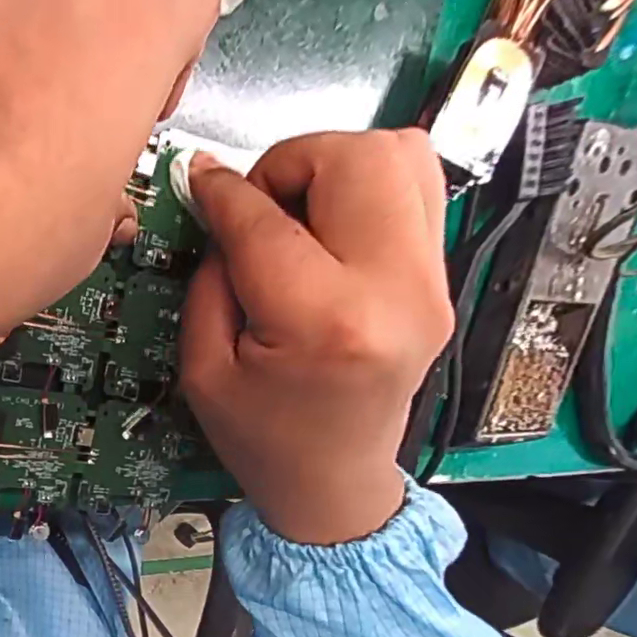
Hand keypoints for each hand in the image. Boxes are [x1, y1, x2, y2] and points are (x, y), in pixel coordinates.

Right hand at [176, 131, 449, 544]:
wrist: (333, 480)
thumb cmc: (257, 436)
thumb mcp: (201, 369)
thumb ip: (210, 283)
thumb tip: (221, 213)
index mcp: (323, 323)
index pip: (267, 224)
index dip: (223, 193)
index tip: (197, 179)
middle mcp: (394, 289)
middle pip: (357, 159)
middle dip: (290, 163)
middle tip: (254, 205)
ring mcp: (430, 281)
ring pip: (402, 155)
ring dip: (332, 167)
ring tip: (291, 212)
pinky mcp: (439, 279)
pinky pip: (415, 189)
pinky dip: (362, 187)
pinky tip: (323, 227)